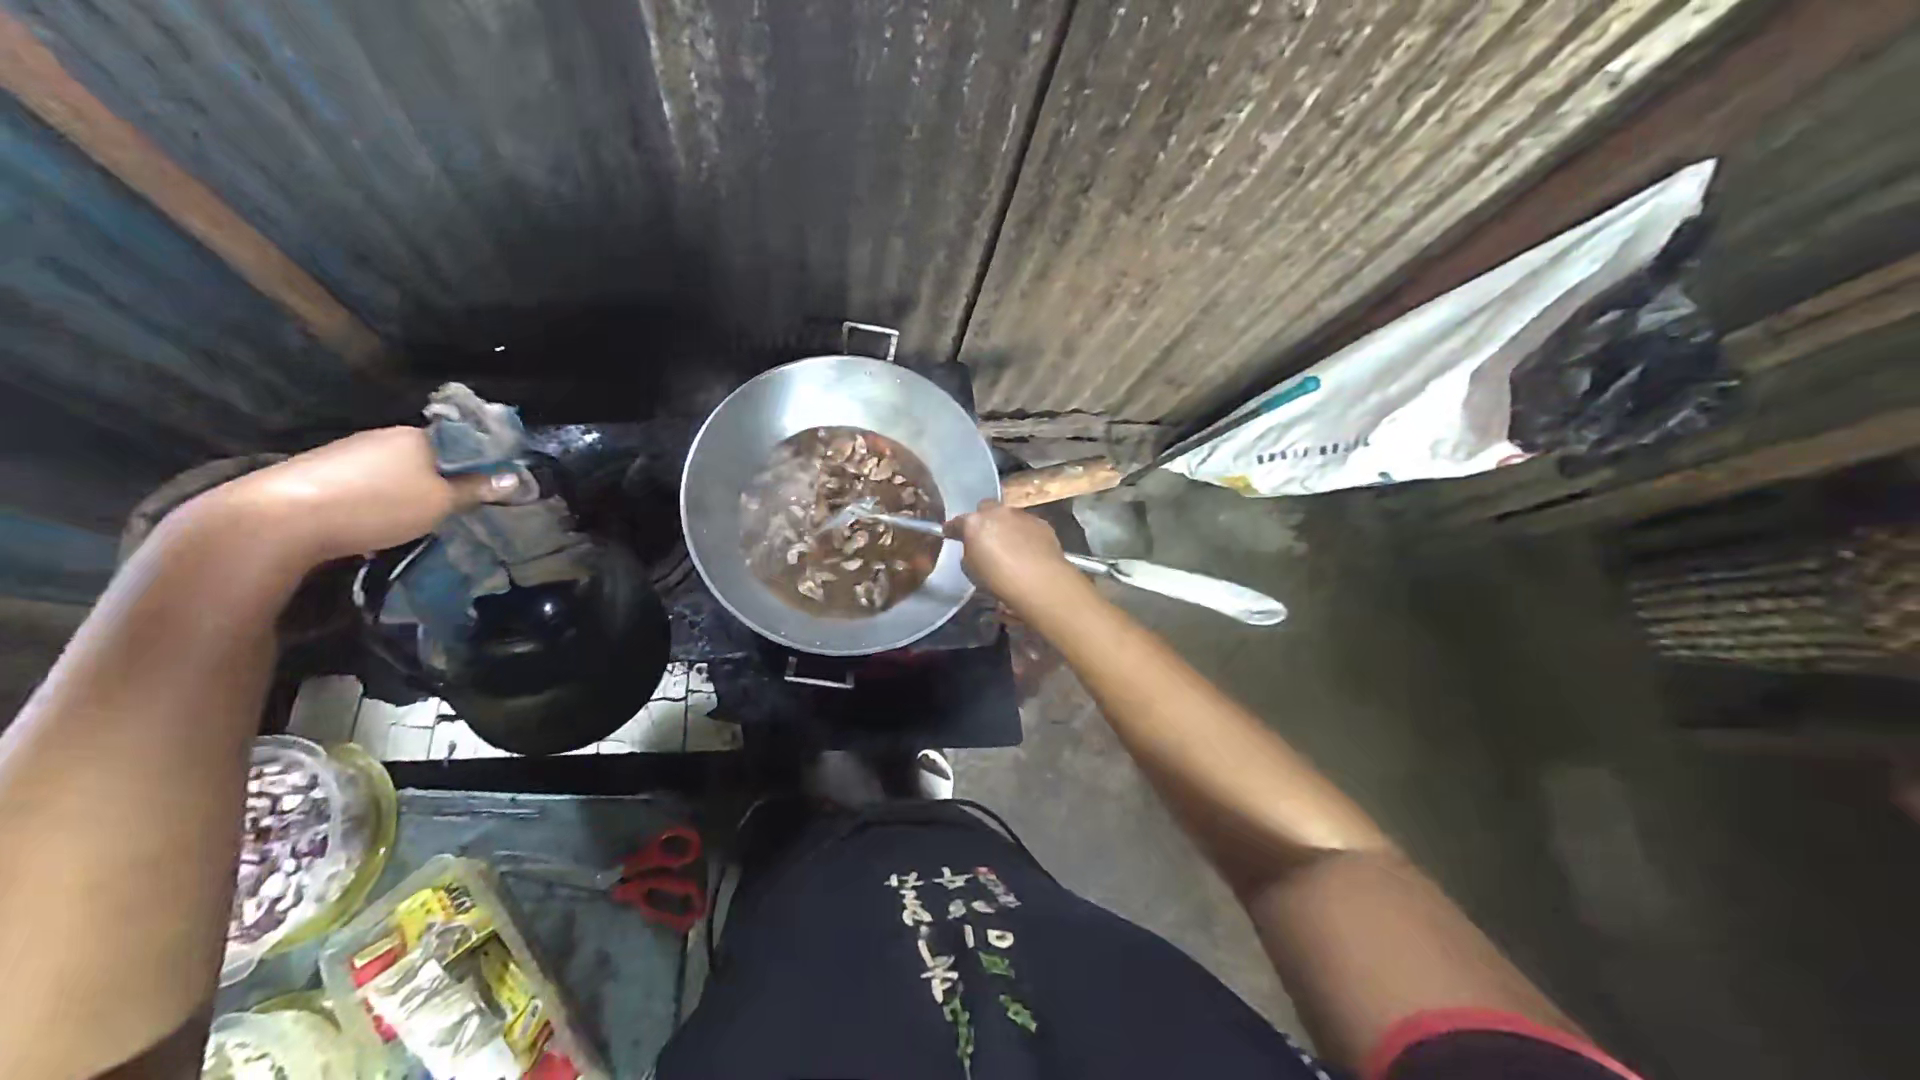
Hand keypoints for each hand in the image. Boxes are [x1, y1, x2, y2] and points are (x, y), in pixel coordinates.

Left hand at [200, 427, 517, 565]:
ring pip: (398, 471)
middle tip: (464, 508)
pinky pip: (368, 483)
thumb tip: (514, 477)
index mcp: (418, 436)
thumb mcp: (440, 502)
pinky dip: (382, 500)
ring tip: (424, 519)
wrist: (276, 520)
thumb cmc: (376, 505)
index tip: (496, 487)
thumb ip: (477, 489)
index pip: (465, 442)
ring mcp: (348, 453)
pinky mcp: (321, 474)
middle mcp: (384, 437)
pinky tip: (381, 522)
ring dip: (413, 491)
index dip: (483, 463)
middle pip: (430, 457)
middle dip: (448, 479)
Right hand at [944, 500, 1086, 609]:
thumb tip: (974, 549)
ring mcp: (1021, 515)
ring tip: (1011, 546)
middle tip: (985, 537)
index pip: (957, 522)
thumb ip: (969, 553)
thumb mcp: (971, 570)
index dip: (953, 529)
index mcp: (974, 523)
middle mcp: (997, 512)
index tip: (951, 534)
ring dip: (1006, 526)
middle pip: (985, 508)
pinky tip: (1029, 550)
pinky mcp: (1041, 523)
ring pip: (1009, 515)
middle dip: (983, 519)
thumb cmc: (998, 580)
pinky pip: (1027, 525)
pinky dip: (1025, 534)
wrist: (1039, 581)